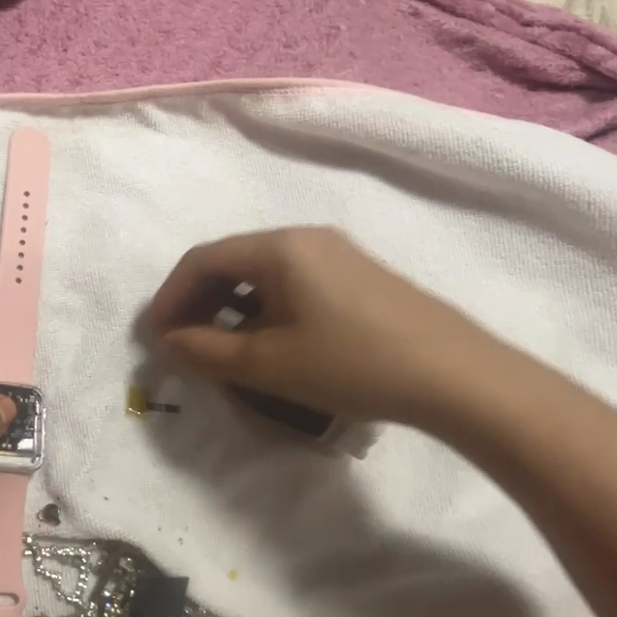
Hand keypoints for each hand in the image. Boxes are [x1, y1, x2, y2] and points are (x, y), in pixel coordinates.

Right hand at [143, 226, 516, 433]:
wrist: (461, 379)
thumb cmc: (353, 365)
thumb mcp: (267, 365)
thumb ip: (205, 350)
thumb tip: (168, 341)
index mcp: (279, 247)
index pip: (202, 260)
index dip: (170, 297)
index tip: (155, 336)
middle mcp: (305, 237)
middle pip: (231, 261)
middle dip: (198, 302)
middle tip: (184, 343)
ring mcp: (337, 253)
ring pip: (261, 273)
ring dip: (230, 307)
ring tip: (222, 348)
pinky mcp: (359, 276)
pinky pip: (292, 282)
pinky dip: (264, 308)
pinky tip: (270, 342)